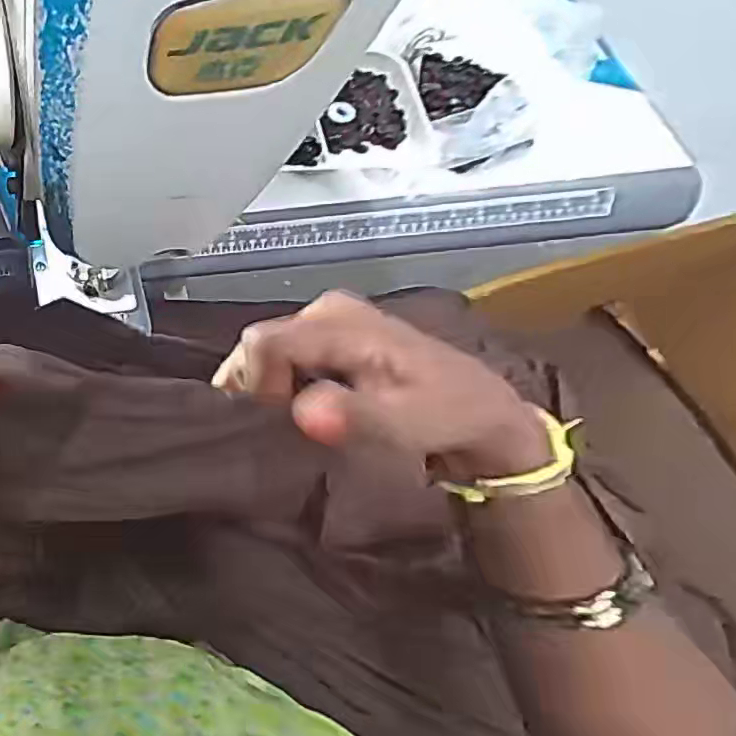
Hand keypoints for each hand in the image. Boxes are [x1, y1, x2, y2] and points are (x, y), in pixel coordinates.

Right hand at [213, 290, 546, 478]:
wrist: (481, 411)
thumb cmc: (447, 416)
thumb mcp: (408, 423)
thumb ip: (355, 416)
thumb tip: (305, 412)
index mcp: (340, 321)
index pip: (262, 345)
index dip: (260, 386)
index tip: (287, 421)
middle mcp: (323, 309)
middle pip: (254, 348)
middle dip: (258, 390)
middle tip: (288, 427)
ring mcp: (321, 318)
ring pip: (259, 355)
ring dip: (265, 391)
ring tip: (294, 420)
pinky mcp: (321, 334)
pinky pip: (274, 358)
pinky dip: (274, 386)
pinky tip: (299, 406)